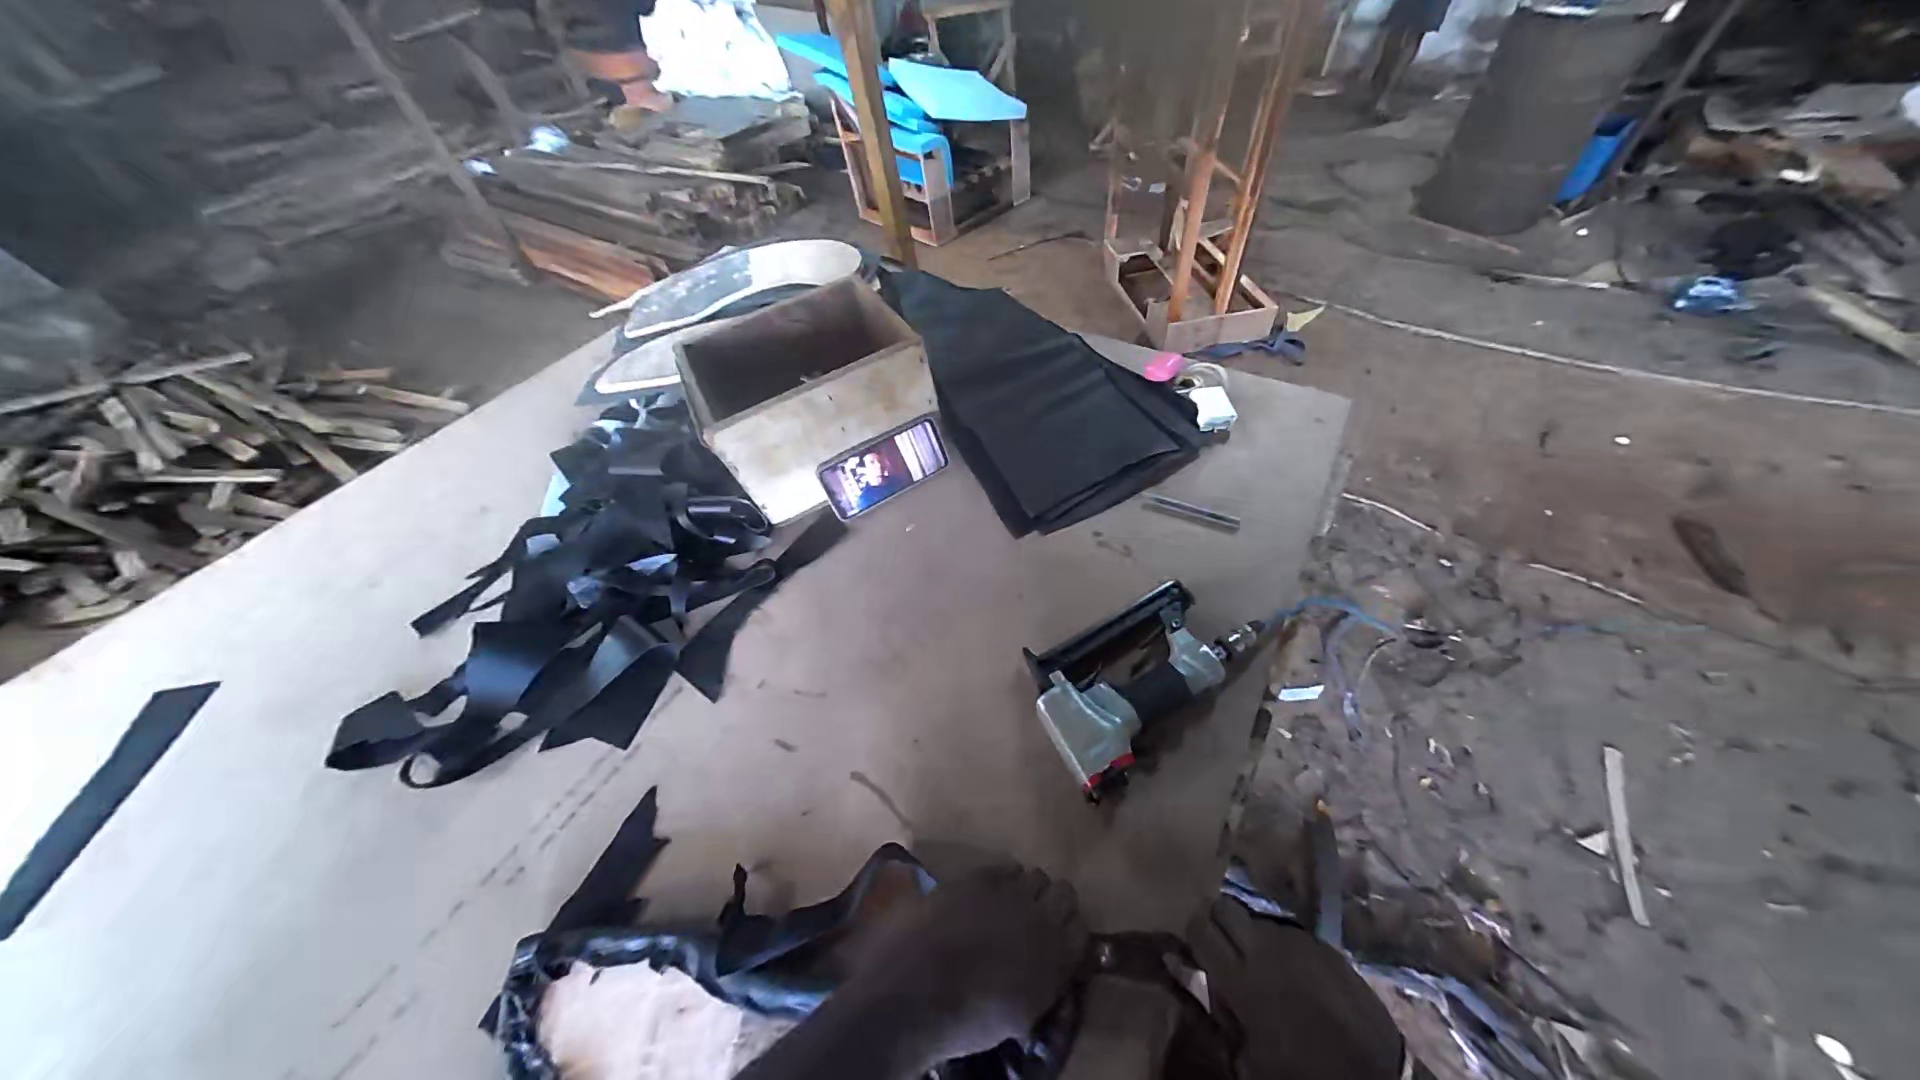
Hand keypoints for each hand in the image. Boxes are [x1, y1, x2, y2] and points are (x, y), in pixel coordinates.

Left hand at [841, 864, 1088, 1063]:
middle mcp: (1043, 916)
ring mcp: (1011, 891)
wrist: (921, 989)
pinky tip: (988, 891)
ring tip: (1009, 904)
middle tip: (1034, 917)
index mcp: (1058, 957)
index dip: (1068, 930)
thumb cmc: (972, 1017)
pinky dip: (1002, 877)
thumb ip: (1042, 983)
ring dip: (1027, 888)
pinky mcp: (980, 875)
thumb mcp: (1022, 1015)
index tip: (1057, 937)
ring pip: (1036, 875)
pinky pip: (1006, 866)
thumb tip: (1043, 970)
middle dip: (1052, 902)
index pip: (1081, 928)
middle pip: (1064, 892)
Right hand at [1188, 896, 1405, 1079]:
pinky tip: (1294, 976)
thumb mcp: (1244, 1061)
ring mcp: (1298, 942)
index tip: (1198, 955)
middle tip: (1224, 952)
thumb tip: (1184, 971)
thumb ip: (1210, 1011)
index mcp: (1241, 978)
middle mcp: (1266, 948)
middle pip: (1223, 906)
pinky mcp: (1324, 945)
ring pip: (1256, 917)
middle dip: (1217, 924)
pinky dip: (1281, 946)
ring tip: (1263, 967)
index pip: (1198, 927)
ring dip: (1250, 935)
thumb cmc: (1303, 1076)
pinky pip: (1288, 931)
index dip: (1194, 937)